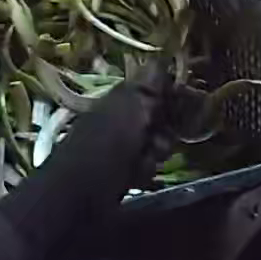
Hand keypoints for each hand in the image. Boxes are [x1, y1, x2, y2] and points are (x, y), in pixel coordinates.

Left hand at [0, 63, 168, 251]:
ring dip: (155, 153)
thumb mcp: (127, 111)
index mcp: (118, 98)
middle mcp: (117, 116)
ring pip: (153, 142)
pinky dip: (144, 172)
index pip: (155, 87)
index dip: (173, 97)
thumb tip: (164, 57)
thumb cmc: (101, 151)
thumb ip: (147, 86)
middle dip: (165, 130)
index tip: (188, 110)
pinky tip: (138, 179)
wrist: (71, 202)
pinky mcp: (116, 172)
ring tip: (143, 165)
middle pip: (158, 117)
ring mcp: (115, 144)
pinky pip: (143, 165)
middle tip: (156, 143)